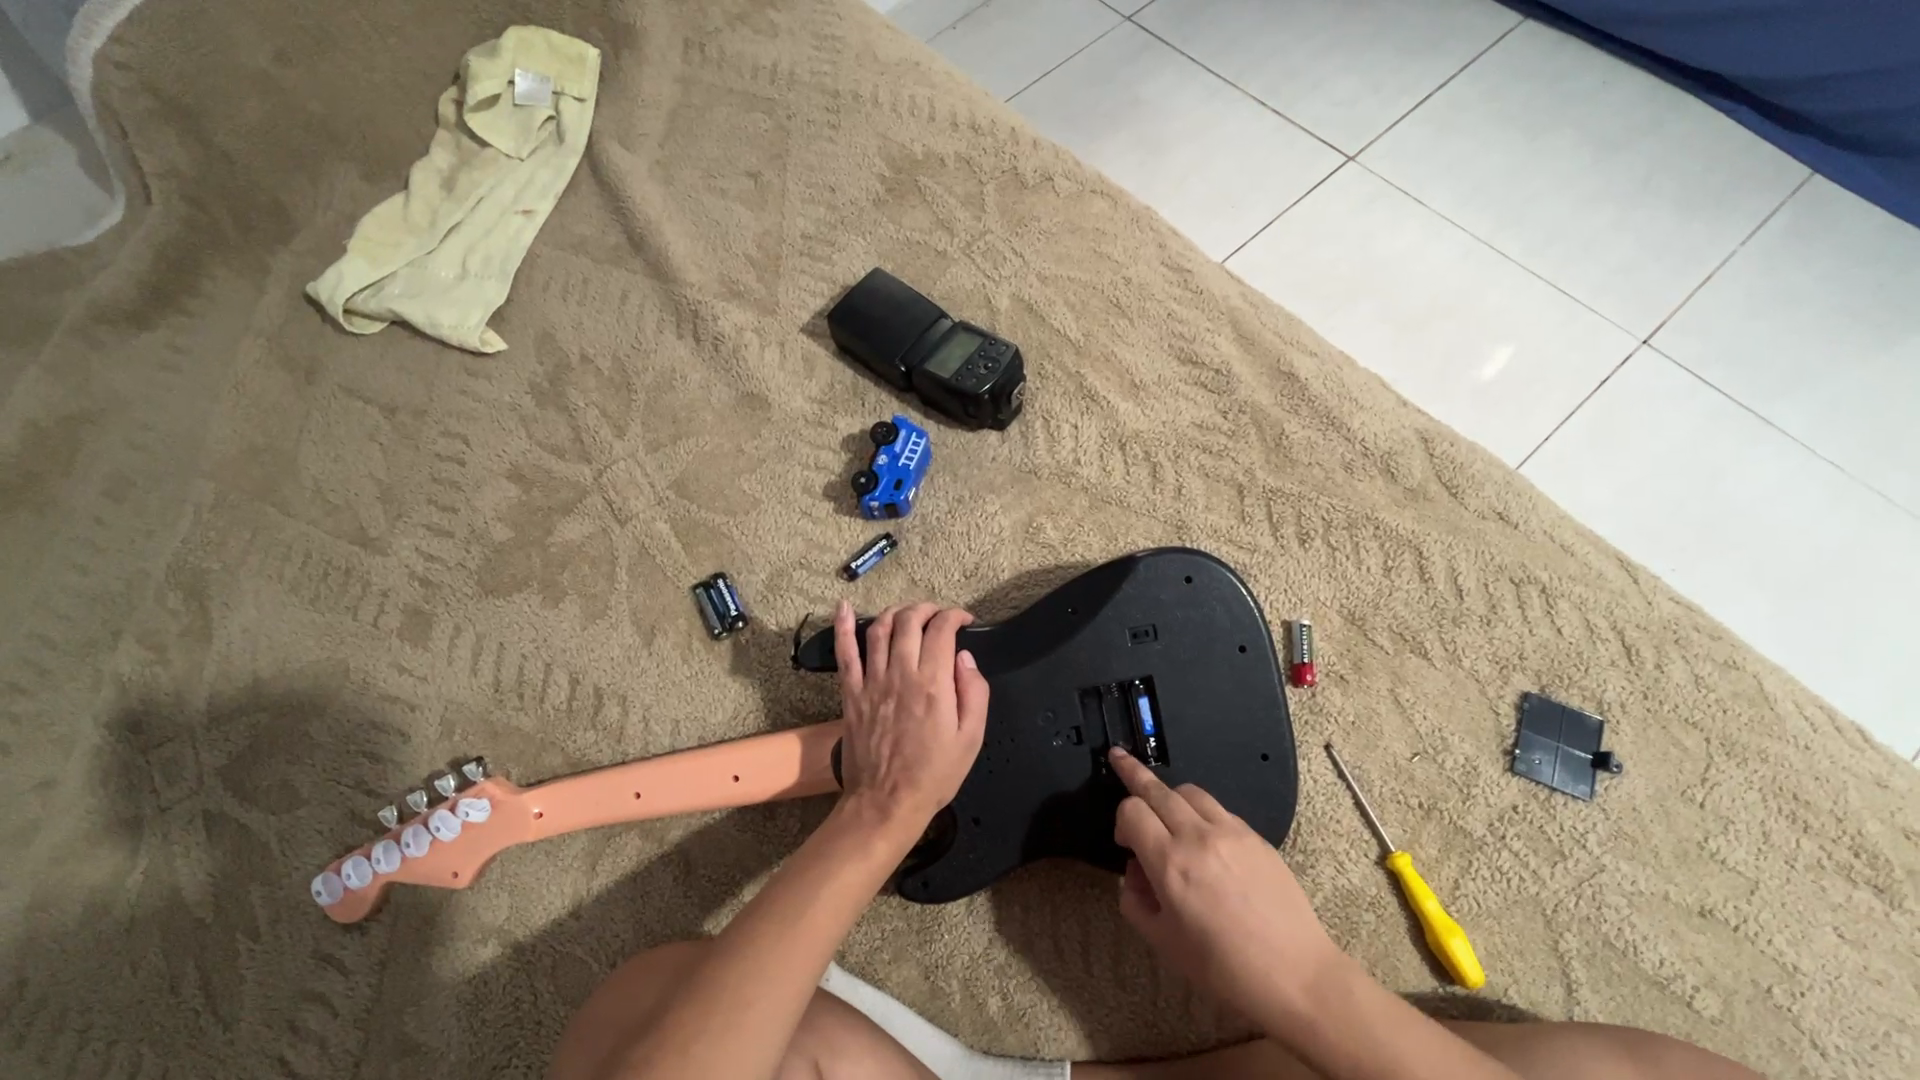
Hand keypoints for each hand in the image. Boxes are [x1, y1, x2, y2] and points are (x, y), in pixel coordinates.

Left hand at [833, 600, 988, 828]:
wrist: (887, 803)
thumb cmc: (934, 774)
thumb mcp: (972, 738)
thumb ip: (975, 692)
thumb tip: (965, 657)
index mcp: (933, 684)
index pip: (942, 630)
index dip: (955, 616)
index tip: (963, 620)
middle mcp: (901, 674)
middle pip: (910, 621)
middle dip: (926, 609)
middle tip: (938, 615)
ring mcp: (871, 682)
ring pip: (880, 629)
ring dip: (895, 612)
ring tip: (908, 613)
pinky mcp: (851, 693)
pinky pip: (844, 653)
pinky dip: (842, 626)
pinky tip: (843, 608)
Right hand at [1110, 747, 1344, 1017]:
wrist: (1294, 974)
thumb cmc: (1222, 967)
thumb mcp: (1162, 942)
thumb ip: (1135, 900)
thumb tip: (1135, 870)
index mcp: (1170, 863)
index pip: (1131, 810)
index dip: (1120, 820)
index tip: (1125, 842)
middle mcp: (1198, 837)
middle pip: (1157, 788)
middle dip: (1133, 773)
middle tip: (1119, 759)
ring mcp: (1231, 832)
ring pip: (1189, 791)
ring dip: (1170, 795)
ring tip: (1166, 814)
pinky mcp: (1256, 837)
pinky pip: (1219, 809)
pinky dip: (1201, 813)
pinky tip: (1204, 839)